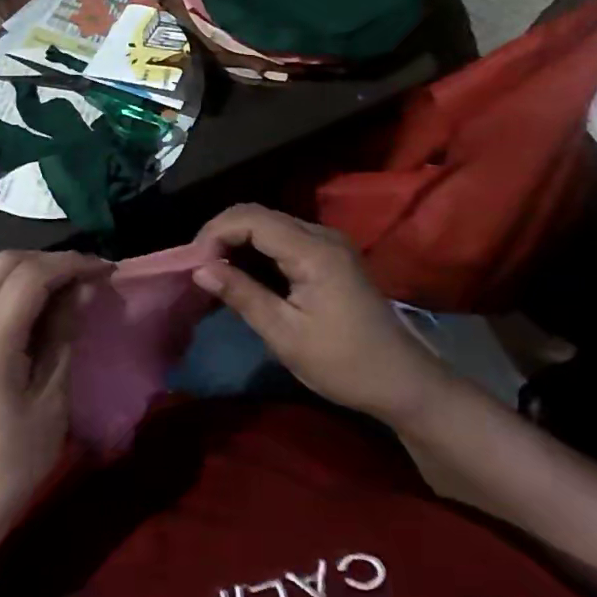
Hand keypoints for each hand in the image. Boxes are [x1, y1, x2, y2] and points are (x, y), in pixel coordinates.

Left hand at [0, 250, 107, 544]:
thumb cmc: (16, 458)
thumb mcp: (52, 397)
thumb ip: (63, 333)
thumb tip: (81, 289)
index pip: (30, 276)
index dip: (70, 264)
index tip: (104, 270)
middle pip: (7, 262)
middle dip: (52, 259)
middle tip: (89, 274)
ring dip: (35, 268)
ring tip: (73, 283)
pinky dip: (19, 285)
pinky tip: (45, 302)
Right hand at [192, 205, 448, 426]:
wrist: (403, 381)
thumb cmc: (344, 363)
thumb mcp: (286, 335)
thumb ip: (242, 295)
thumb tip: (199, 270)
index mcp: (313, 250)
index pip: (251, 219)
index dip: (216, 233)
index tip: (193, 265)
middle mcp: (322, 235)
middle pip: (260, 215)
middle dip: (223, 235)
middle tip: (199, 268)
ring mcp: (329, 243)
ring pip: (271, 224)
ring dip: (239, 241)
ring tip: (214, 272)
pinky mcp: (331, 255)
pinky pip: (285, 239)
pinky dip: (258, 250)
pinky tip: (244, 274)